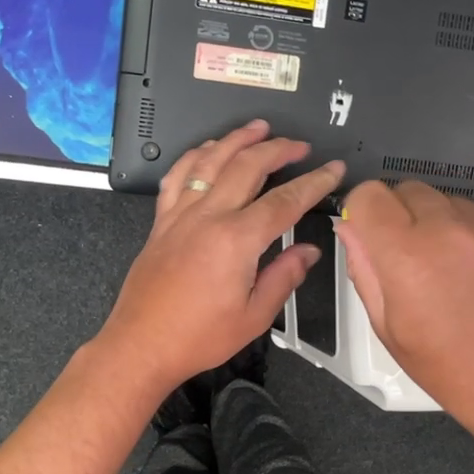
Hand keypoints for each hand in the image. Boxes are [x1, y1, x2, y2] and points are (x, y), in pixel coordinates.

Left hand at [97, 121, 344, 392]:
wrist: (142, 346)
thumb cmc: (194, 338)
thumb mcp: (254, 316)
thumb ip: (284, 278)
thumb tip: (306, 253)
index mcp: (236, 241)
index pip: (285, 200)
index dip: (314, 182)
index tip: (331, 171)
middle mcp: (207, 219)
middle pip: (248, 165)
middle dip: (279, 148)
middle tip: (299, 145)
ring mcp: (180, 216)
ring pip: (210, 160)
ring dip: (237, 139)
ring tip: (258, 128)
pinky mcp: (162, 223)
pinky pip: (178, 176)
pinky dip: (195, 156)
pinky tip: (207, 150)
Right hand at [336, 181, 473, 422]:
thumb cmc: (448, 364)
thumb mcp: (386, 325)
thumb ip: (363, 269)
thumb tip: (350, 228)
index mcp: (405, 256)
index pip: (370, 194)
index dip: (362, 209)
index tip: (366, 228)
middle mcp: (446, 231)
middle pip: (406, 189)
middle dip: (397, 214)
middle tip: (405, 254)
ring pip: (443, 198)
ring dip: (434, 220)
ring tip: (443, 265)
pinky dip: (466, 231)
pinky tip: (472, 269)